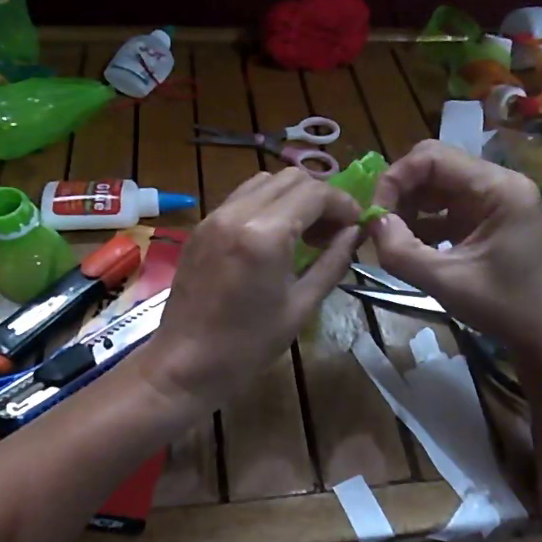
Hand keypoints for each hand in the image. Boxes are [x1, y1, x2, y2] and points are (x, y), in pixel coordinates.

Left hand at [135, 167, 360, 409]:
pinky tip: (273, 238)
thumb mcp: (301, 305)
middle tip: (331, 231)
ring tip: (304, 233)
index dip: (343, 203)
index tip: (355, 226)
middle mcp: (236, 214)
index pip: (315, 192)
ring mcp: (212, 218)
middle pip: (289, 179)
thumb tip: (355, 233)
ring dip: (290, 198)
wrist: (186, 362)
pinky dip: (263, 206)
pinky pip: (238, 200)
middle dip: (318, 197)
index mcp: (264, 233)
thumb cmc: (248, 344)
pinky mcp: (199, 229)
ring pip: (262, 183)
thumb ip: (332, 261)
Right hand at [368, 141, 541, 354]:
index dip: (395, 179)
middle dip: (398, 191)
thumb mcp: (445, 281)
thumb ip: (401, 251)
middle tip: (378, 224)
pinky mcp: (483, 220)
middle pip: (432, 166)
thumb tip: (371, 223)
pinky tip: (406, 245)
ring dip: (406, 207)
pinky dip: (418, 221)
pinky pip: (441, 207)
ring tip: (390, 237)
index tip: (374, 214)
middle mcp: (496, 184)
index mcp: (498, 189)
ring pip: (433, 186)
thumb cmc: (503, 306)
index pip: (432, 158)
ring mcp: (491, 201)